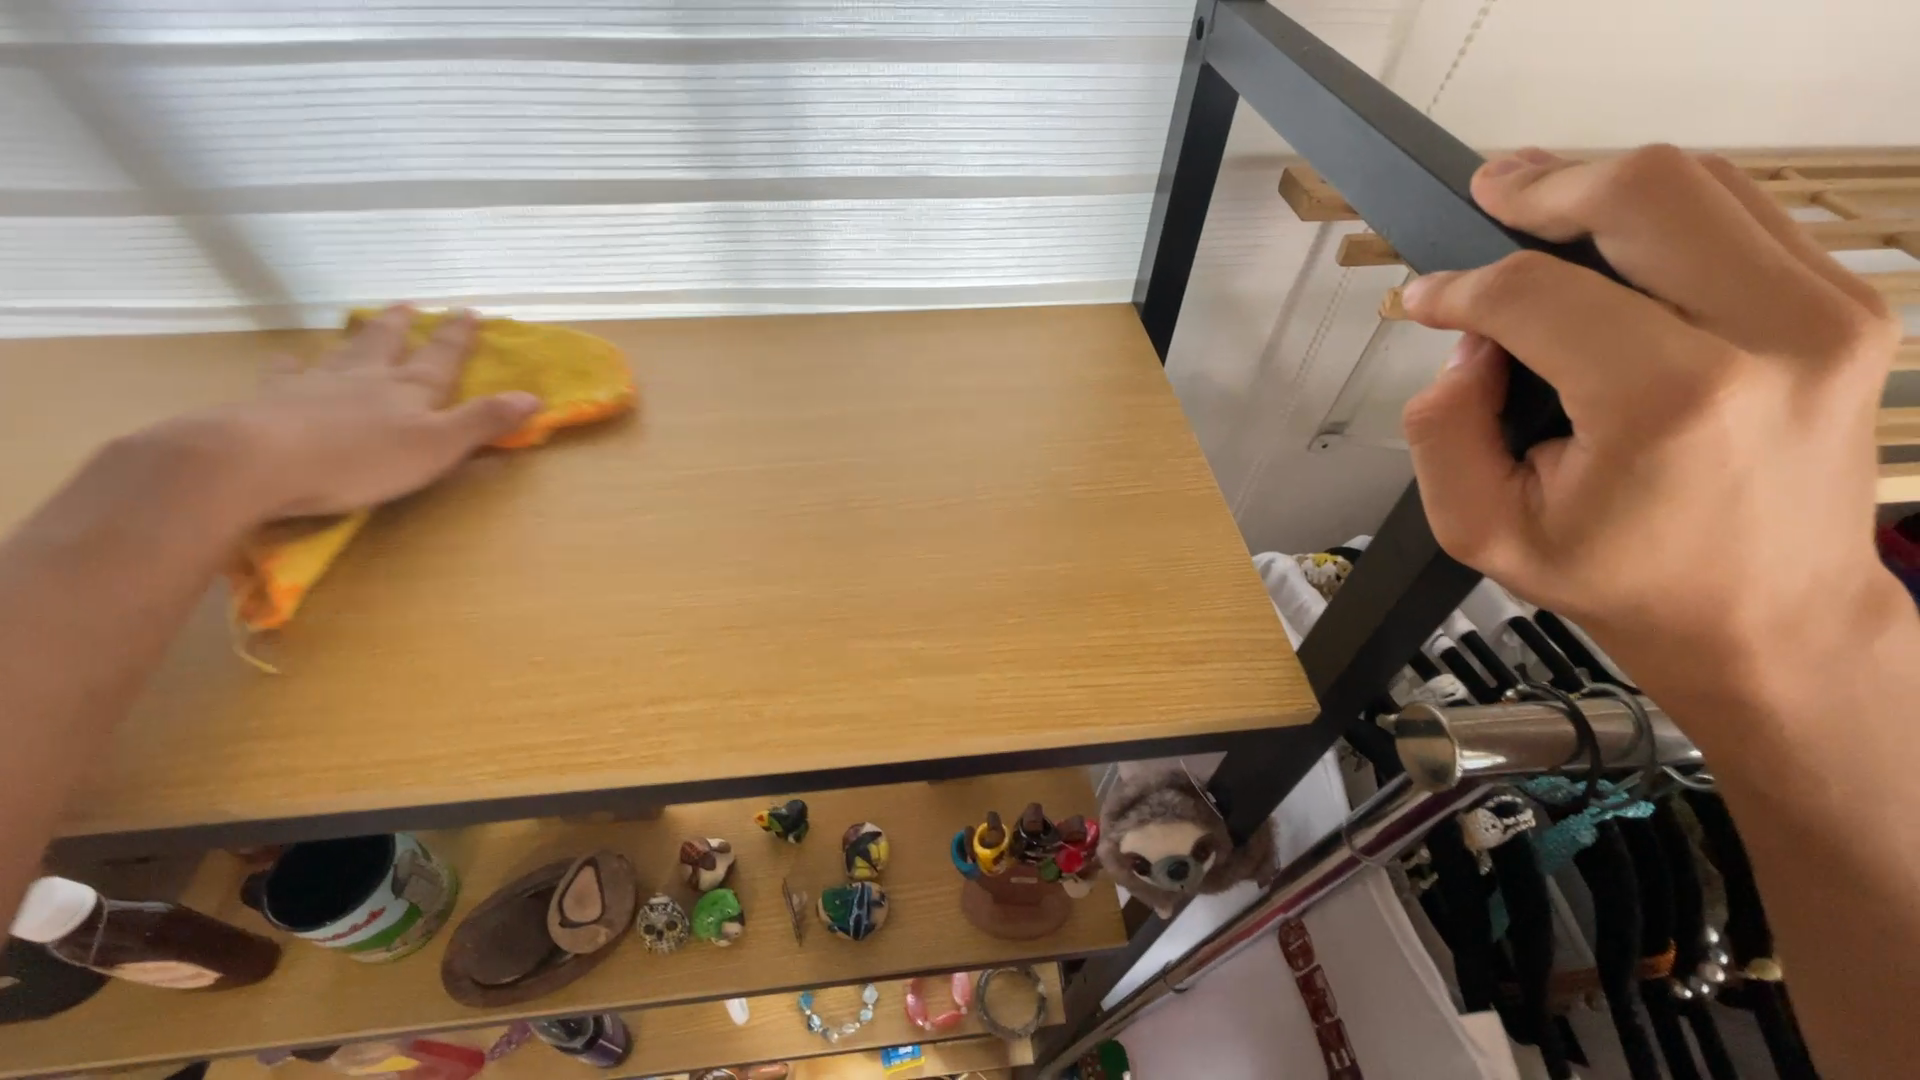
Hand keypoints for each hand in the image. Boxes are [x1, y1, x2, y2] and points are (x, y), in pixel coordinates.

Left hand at [169, 305, 539, 522]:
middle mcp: (365, 378)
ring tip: (362, 320)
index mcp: (409, 390)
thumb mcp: (438, 447)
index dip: (459, 337)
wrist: (256, 461)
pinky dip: (292, 364)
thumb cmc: (360, 459)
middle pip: (388, 344)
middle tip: (410, 305)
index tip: (471, 312)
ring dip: (357, 337)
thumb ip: (482, 422)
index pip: (441, 357)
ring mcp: (315, 386)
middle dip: (405, 326)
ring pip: (343, 353)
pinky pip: (286, 374)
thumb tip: (533, 396)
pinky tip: (289, 358)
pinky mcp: (272, 401)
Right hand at [1399, 145, 1899, 668]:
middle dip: (1544, 185)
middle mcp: (1772, 336)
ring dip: (1601, 184)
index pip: (1536, 293)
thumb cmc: (1618, 576)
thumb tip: (1468, 345)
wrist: (1766, 612)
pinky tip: (1601, 236)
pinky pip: (1741, 213)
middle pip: (1644, 192)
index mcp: (1667, 404)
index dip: (1460, 286)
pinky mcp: (1847, 305)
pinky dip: (1658, 210)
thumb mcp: (1480, 531)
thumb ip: (1441, 431)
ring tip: (1530, 200)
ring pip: (1701, 182)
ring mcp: (1829, 312)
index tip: (1420, 300)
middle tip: (1482, 193)